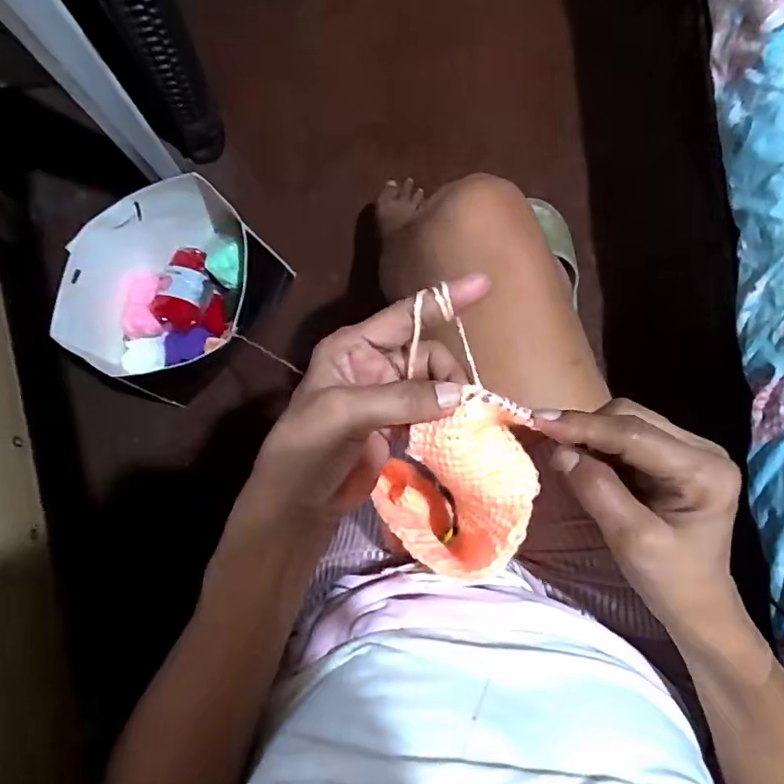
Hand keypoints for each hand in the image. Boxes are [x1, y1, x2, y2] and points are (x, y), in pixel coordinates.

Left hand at [231, 275, 491, 535]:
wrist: (298, 501)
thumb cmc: (308, 447)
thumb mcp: (345, 413)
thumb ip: (401, 399)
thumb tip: (459, 395)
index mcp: (352, 347)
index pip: (405, 315)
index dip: (444, 299)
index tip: (485, 283)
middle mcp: (371, 364)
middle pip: (426, 353)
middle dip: (448, 372)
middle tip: (463, 403)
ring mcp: (384, 396)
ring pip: (433, 384)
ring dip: (450, 398)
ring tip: (461, 421)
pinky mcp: (394, 426)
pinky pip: (430, 411)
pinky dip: (445, 419)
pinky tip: (452, 432)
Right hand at [530, 399, 746, 633]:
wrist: (697, 604)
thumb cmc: (669, 579)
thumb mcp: (631, 539)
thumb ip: (597, 491)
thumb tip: (561, 452)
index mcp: (704, 471)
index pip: (634, 435)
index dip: (584, 425)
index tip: (539, 422)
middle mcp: (703, 450)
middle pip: (633, 419)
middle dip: (587, 427)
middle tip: (546, 440)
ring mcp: (691, 452)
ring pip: (629, 423)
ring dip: (592, 434)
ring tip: (562, 451)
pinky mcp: (675, 460)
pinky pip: (629, 439)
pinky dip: (600, 445)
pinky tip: (582, 458)